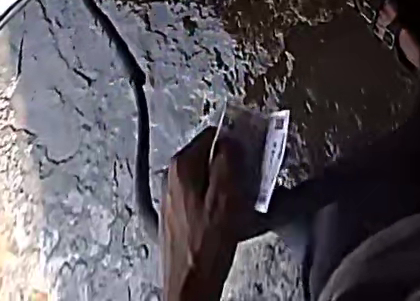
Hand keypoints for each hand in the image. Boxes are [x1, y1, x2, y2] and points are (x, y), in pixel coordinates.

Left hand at [161, 127, 244, 300]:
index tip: (247, 153)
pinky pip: (199, 196)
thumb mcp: (226, 196)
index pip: (212, 134)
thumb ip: (228, 160)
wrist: (189, 288)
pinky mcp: (176, 216)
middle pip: (207, 155)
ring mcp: (172, 197)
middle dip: (228, 165)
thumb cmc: (205, 247)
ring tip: (236, 204)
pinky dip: (213, 202)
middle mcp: (172, 176)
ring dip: (222, 185)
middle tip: (245, 181)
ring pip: (204, 177)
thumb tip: (230, 140)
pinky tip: (224, 221)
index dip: (233, 142)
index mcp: (182, 165)